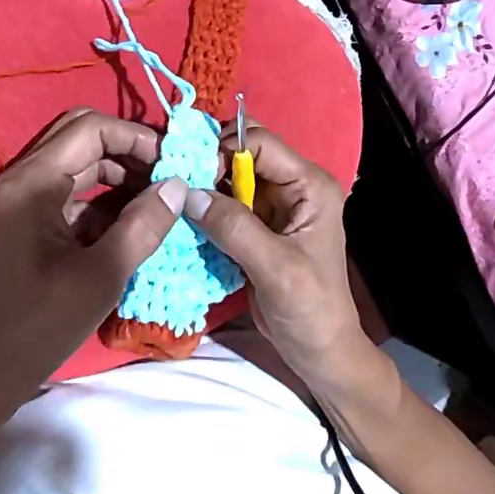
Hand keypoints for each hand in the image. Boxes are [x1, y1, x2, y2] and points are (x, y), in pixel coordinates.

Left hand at [0, 109, 188, 414]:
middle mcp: (22, 181)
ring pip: (78, 166)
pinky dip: (103, 203)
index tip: (175, 166)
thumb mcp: (101, 276)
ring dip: (119, 177)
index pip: (92, 128)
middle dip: (130, 152)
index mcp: (32, 183)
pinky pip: (70, 196)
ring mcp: (20, 204)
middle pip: (82, 138)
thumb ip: (144, 224)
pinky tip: (132, 227)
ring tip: (159, 202)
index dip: (138, 138)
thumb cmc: (35, 328)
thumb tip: (178, 186)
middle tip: (169, 178)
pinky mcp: (25, 227)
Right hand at [184, 124, 366, 383]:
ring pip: (230, 176)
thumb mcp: (276, 268)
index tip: (192, 176)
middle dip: (210, 162)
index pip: (261, 144)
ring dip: (203, 185)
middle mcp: (293, 185)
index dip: (224, 151)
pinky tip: (184, 218)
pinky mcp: (256, 225)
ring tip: (175, 201)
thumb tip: (188, 194)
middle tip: (179, 185)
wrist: (319, 349)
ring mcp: (273, 205)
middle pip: (243, 153)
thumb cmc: (310, 308)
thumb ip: (235, 228)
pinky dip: (205, 207)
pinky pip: (224, 202)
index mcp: (309, 184)